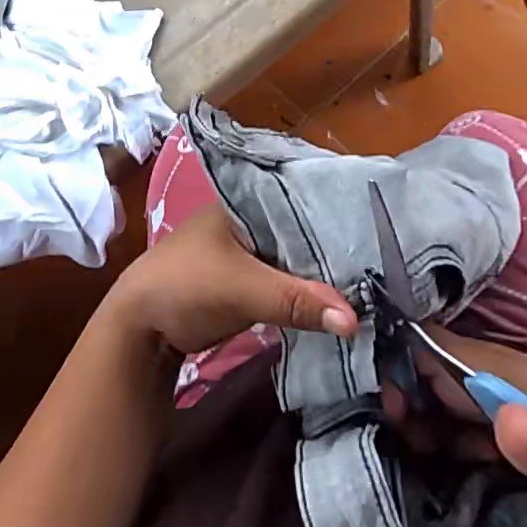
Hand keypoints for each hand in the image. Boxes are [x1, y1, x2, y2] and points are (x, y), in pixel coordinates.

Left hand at [104, 202, 358, 353]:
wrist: (139, 332)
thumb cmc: (184, 287)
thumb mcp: (241, 288)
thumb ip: (296, 300)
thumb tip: (354, 319)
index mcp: (247, 200)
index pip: (304, 195)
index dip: (339, 209)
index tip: (380, 224)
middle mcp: (254, 217)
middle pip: (306, 227)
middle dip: (338, 243)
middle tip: (386, 256)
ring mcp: (253, 248)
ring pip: (301, 253)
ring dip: (327, 268)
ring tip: (375, 275)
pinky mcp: (254, 278)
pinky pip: (292, 278)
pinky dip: (312, 287)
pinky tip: (342, 295)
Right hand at [386, 328, 526, 512]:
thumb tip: (496, 419)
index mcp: (508, 373)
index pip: (438, 347)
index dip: (403, 361)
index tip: (382, 394)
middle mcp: (502, 376)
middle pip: (435, 370)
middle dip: (406, 392)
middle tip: (394, 431)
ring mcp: (512, 397)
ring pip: (450, 395)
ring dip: (425, 415)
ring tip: (408, 443)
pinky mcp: (523, 419)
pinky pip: (471, 419)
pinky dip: (449, 430)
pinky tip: (438, 449)